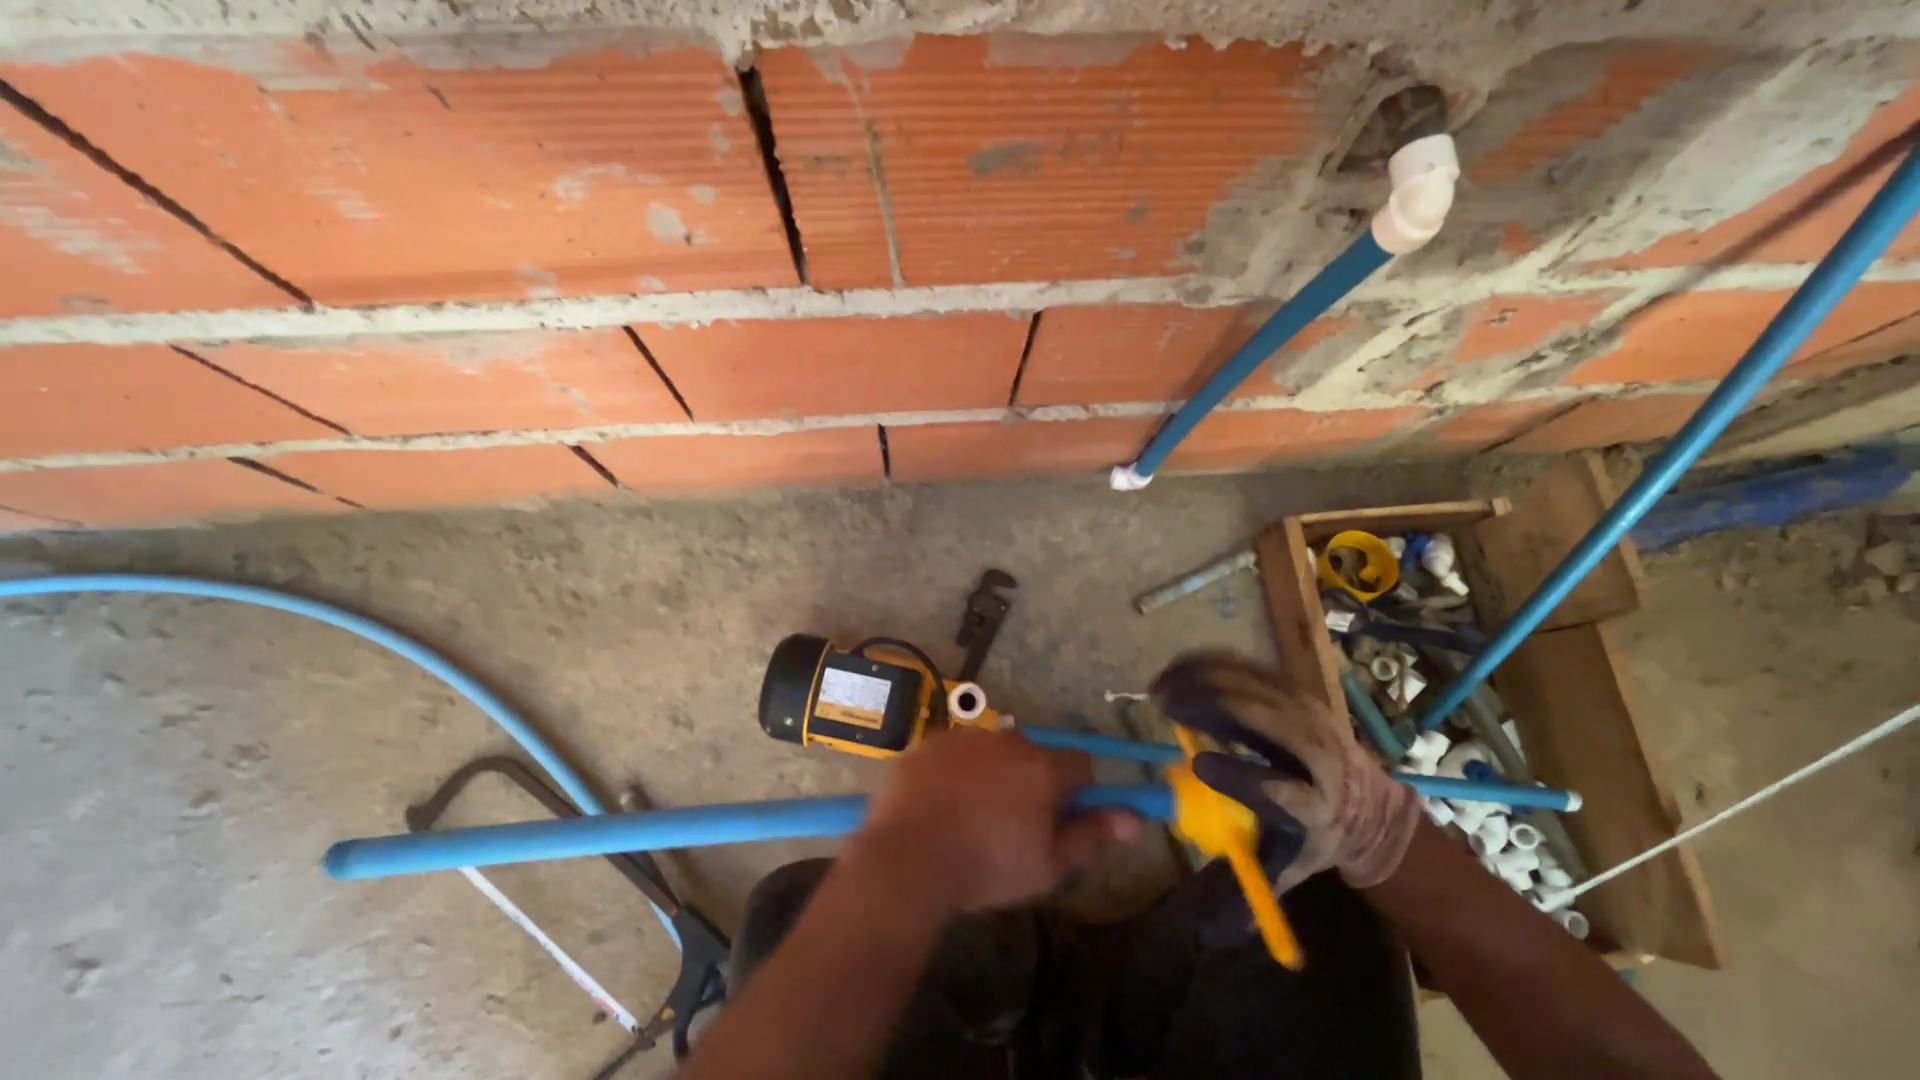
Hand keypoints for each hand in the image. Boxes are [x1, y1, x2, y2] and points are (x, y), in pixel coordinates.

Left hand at [849, 728, 1139, 913]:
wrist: (908, 860)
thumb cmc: (987, 866)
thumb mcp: (1049, 864)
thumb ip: (1092, 835)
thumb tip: (1135, 819)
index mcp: (1042, 765)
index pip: (1080, 764)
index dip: (1078, 791)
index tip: (1064, 818)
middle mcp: (1005, 740)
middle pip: (1033, 755)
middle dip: (1032, 781)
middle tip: (1014, 824)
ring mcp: (960, 739)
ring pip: (990, 753)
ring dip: (991, 775)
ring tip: (971, 818)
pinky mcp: (924, 746)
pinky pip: (951, 755)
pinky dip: (952, 774)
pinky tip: (940, 807)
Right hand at [1151, 652, 1419, 890]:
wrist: (1366, 803)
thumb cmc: (1314, 839)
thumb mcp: (1288, 867)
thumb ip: (1254, 890)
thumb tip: (1220, 927)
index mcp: (1314, 806)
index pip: (1282, 791)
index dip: (1243, 777)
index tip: (1199, 766)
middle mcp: (1318, 756)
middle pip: (1272, 720)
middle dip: (1215, 705)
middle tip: (1163, 705)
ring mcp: (1312, 717)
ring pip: (1261, 687)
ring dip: (1207, 679)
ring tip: (1162, 687)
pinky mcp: (1299, 692)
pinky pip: (1255, 670)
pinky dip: (1215, 665)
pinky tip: (1181, 669)